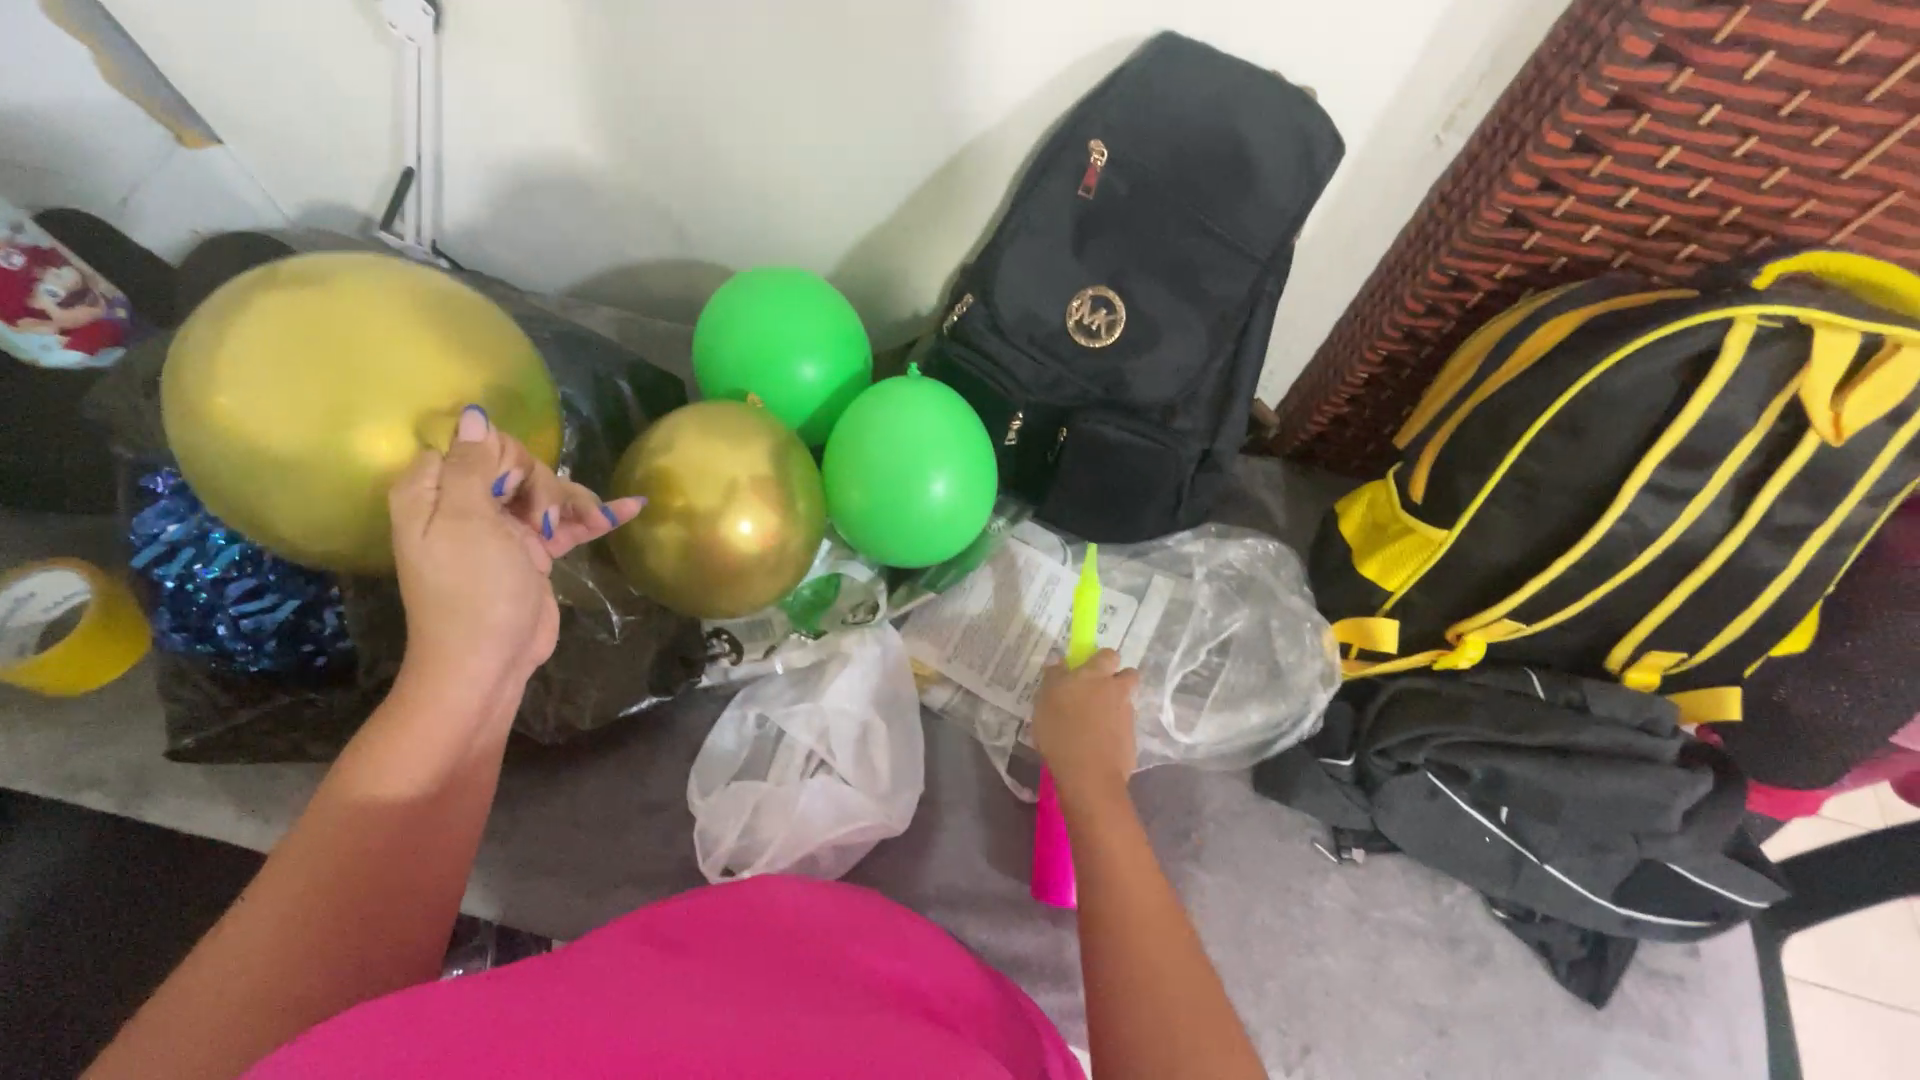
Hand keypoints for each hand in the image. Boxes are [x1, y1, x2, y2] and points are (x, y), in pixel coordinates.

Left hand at [387, 405, 642, 703]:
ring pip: (547, 493)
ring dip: (574, 501)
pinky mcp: (533, 552)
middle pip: (515, 466)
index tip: (513, 488)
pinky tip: (631, 507)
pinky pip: (567, 523)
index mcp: (434, 493)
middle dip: (542, 484)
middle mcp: (465, 505)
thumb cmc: (470, 590)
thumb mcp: (465, 520)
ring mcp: (502, 530)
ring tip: (596, 521)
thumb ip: (471, 465)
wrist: (488, 659)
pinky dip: (595, 516)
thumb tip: (473, 416)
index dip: (500, 458)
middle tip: (544, 520)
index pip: (471, 445)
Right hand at [1032, 649, 1139, 804]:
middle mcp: (1117, 690)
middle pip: (1128, 675)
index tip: (1089, 668)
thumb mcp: (1045, 699)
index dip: (1101, 659)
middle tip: (1098, 692)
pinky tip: (1099, 744)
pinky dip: (1115, 731)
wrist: (1088, 773)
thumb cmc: (1060, 729)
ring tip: (1094, 723)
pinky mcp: (1132, 739)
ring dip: (1116, 707)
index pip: (1108, 654)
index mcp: (1096, 675)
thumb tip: (1059, 660)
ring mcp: (1128, 715)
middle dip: (1119, 679)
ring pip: (1127, 702)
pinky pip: (1125, 728)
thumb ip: (1054, 676)